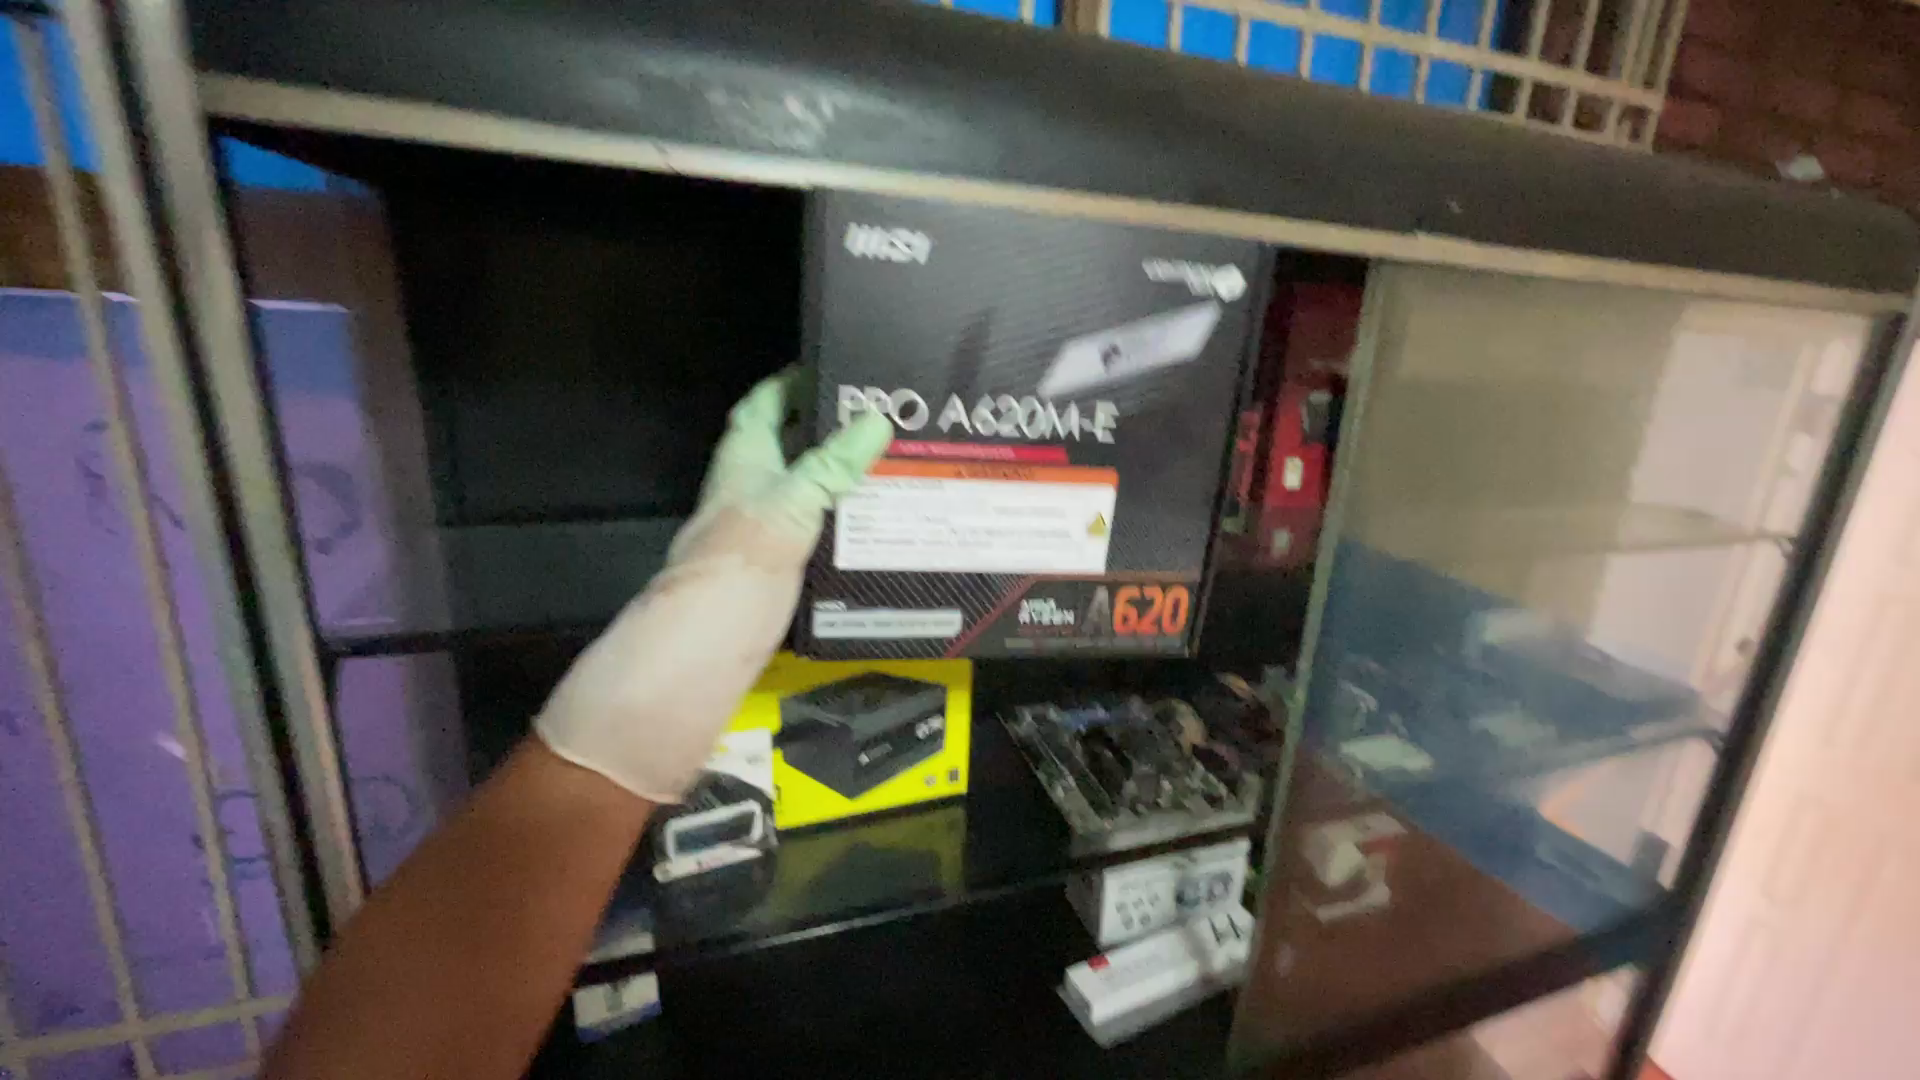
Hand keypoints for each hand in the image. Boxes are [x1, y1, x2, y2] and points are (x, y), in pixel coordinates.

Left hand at [534, 370, 891, 801]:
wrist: (701, 653)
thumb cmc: (736, 567)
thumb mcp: (787, 508)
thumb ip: (830, 466)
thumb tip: (876, 419)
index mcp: (743, 462)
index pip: (764, 406)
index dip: (791, 383)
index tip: (835, 367)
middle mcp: (751, 489)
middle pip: (790, 445)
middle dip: (829, 426)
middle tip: (886, 417)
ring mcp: (764, 530)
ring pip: (807, 487)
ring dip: (842, 473)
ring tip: (896, 460)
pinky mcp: (779, 566)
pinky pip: (818, 526)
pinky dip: (845, 516)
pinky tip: (880, 519)